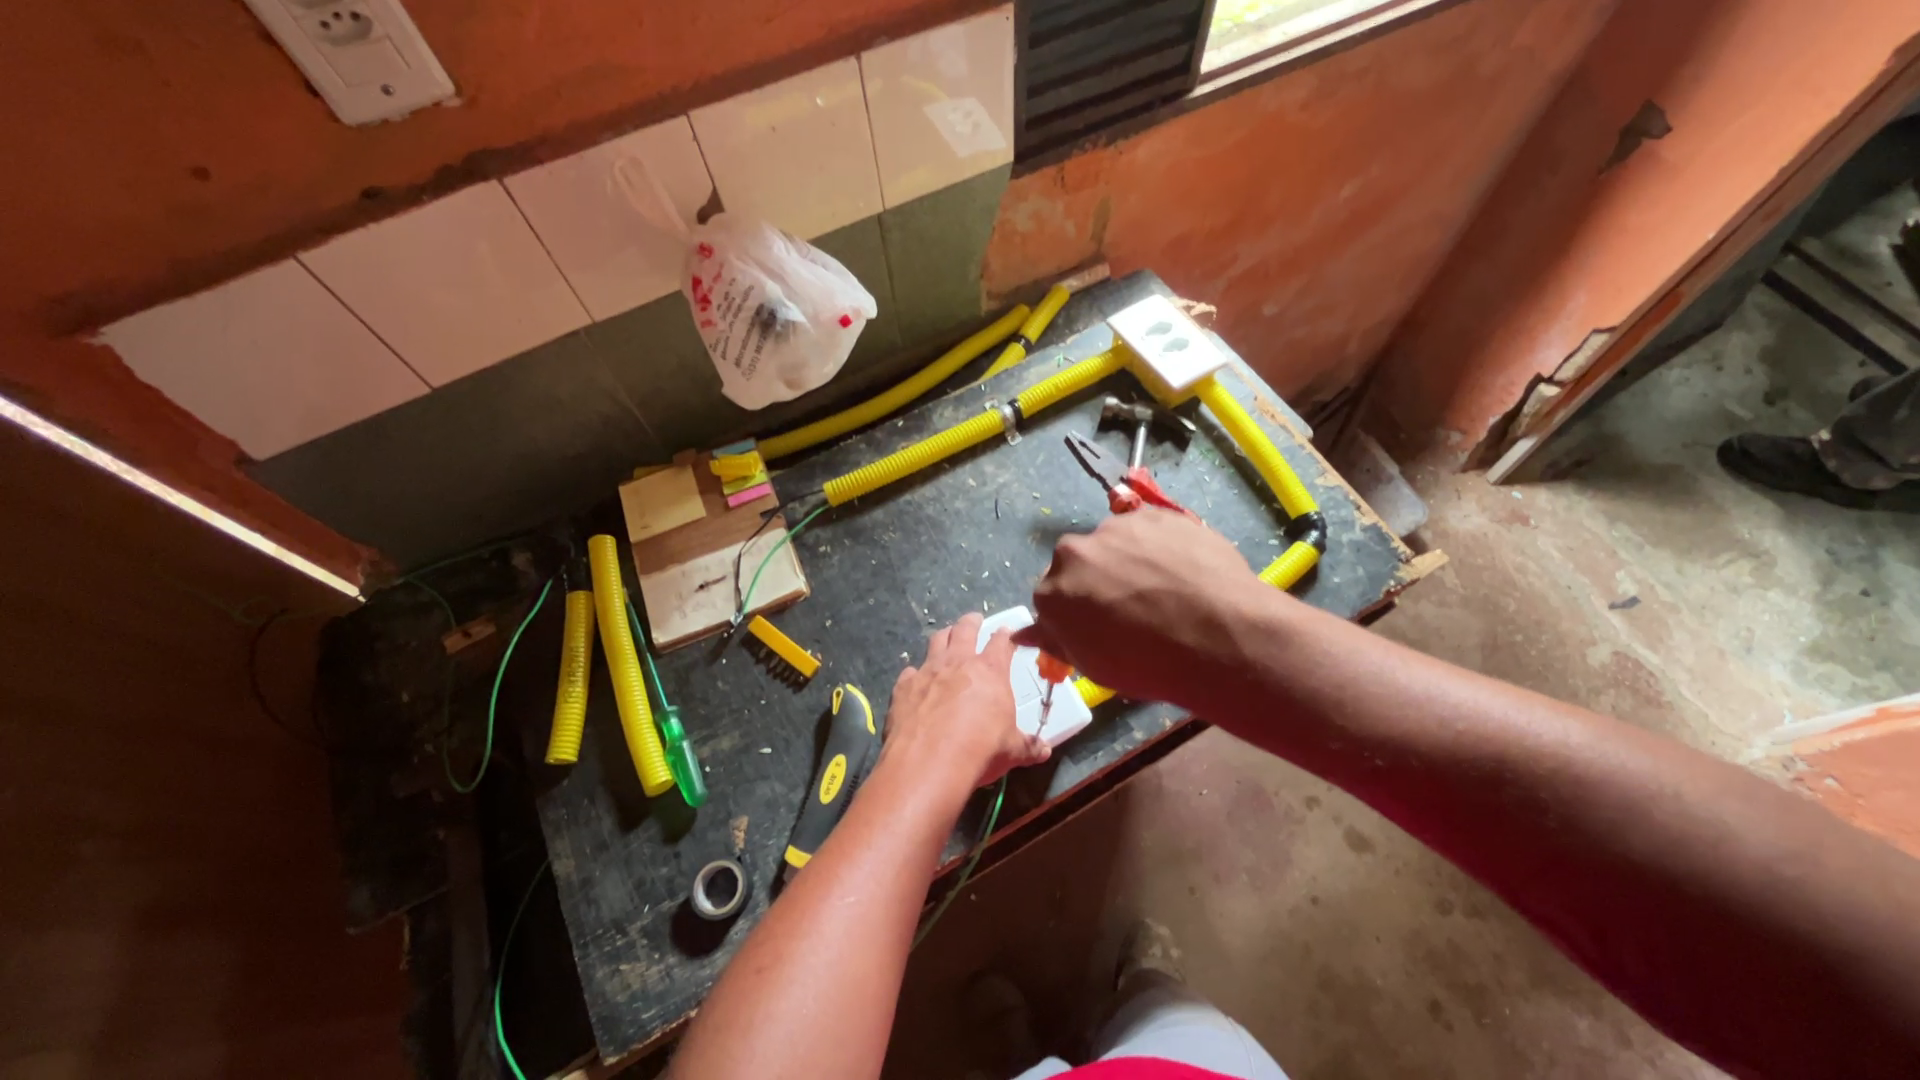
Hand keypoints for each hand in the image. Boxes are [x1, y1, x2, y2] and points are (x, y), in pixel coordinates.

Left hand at [880, 612, 1049, 790]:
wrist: (928, 763)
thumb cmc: (981, 751)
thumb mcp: (1012, 751)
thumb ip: (1028, 746)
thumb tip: (1045, 750)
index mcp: (990, 671)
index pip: (1001, 643)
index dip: (1005, 636)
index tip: (1007, 632)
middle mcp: (958, 663)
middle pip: (965, 630)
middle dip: (971, 622)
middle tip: (975, 619)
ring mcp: (928, 672)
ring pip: (936, 642)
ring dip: (944, 636)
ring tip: (947, 636)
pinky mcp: (904, 688)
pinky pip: (910, 672)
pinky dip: (915, 673)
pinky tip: (915, 679)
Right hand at [1012, 509, 1266, 708]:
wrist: (1218, 635)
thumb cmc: (1149, 663)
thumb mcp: (1094, 666)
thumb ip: (1056, 641)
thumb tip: (1025, 632)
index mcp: (1052, 591)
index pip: (1052, 597)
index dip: (1077, 612)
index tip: (1100, 626)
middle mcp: (1075, 552)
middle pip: (1079, 562)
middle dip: (1097, 579)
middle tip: (1132, 607)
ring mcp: (1117, 528)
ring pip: (1115, 542)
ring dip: (1129, 559)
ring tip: (1165, 588)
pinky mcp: (1157, 514)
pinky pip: (1150, 530)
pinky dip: (1160, 546)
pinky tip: (1184, 571)